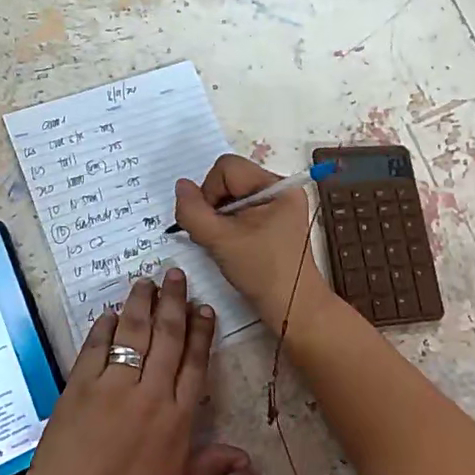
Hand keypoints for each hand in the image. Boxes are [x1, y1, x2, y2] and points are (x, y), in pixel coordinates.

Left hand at [7, 270, 252, 474]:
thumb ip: (210, 469)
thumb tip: (247, 461)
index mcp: (179, 419)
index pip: (195, 362)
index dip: (201, 331)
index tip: (203, 307)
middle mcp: (151, 394)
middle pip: (167, 337)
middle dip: (173, 302)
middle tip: (175, 275)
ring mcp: (113, 387)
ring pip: (133, 333)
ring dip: (141, 303)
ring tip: (146, 281)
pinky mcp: (79, 387)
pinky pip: (96, 348)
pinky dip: (105, 327)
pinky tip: (110, 314)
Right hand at [173, 154, 328, 324]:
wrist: (293, 307)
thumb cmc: (260, 271)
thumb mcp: (219, 240)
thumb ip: (192, 211)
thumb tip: (180, 186)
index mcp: (277, 186)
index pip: (226, 168)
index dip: (209, 191)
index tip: (211, 223)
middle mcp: (282, 188)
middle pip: (230, 178)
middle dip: (214, 204)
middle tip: (213, 234)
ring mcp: (281, 204)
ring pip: (234, 194)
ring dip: (220, 215)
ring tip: (222, 241)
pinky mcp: (277, 219)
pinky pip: (244, 208)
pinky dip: (231, 223)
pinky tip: (231, 244)